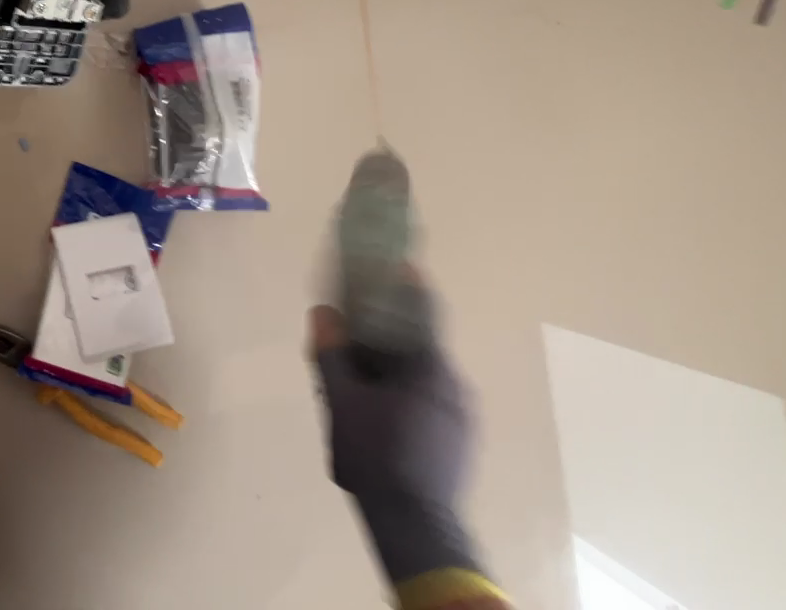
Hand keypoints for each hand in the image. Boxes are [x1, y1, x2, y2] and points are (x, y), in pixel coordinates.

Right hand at [309, 297, 482, 586]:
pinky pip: (431, 395)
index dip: (410, 282)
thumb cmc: (375, 456)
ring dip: (397, 361)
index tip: (399, 260)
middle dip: (391, 329)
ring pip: (425, 372)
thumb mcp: (341, 403)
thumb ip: (331, 354)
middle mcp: (454, 383)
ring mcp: (462, 413)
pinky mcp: (461, 437)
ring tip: (363, 372)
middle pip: (421, 341)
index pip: (424, 310)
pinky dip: (407, 386)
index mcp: (429, 367)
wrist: (416, 524)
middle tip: (358, 329)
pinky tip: (382, 406)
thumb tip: (322, 313)